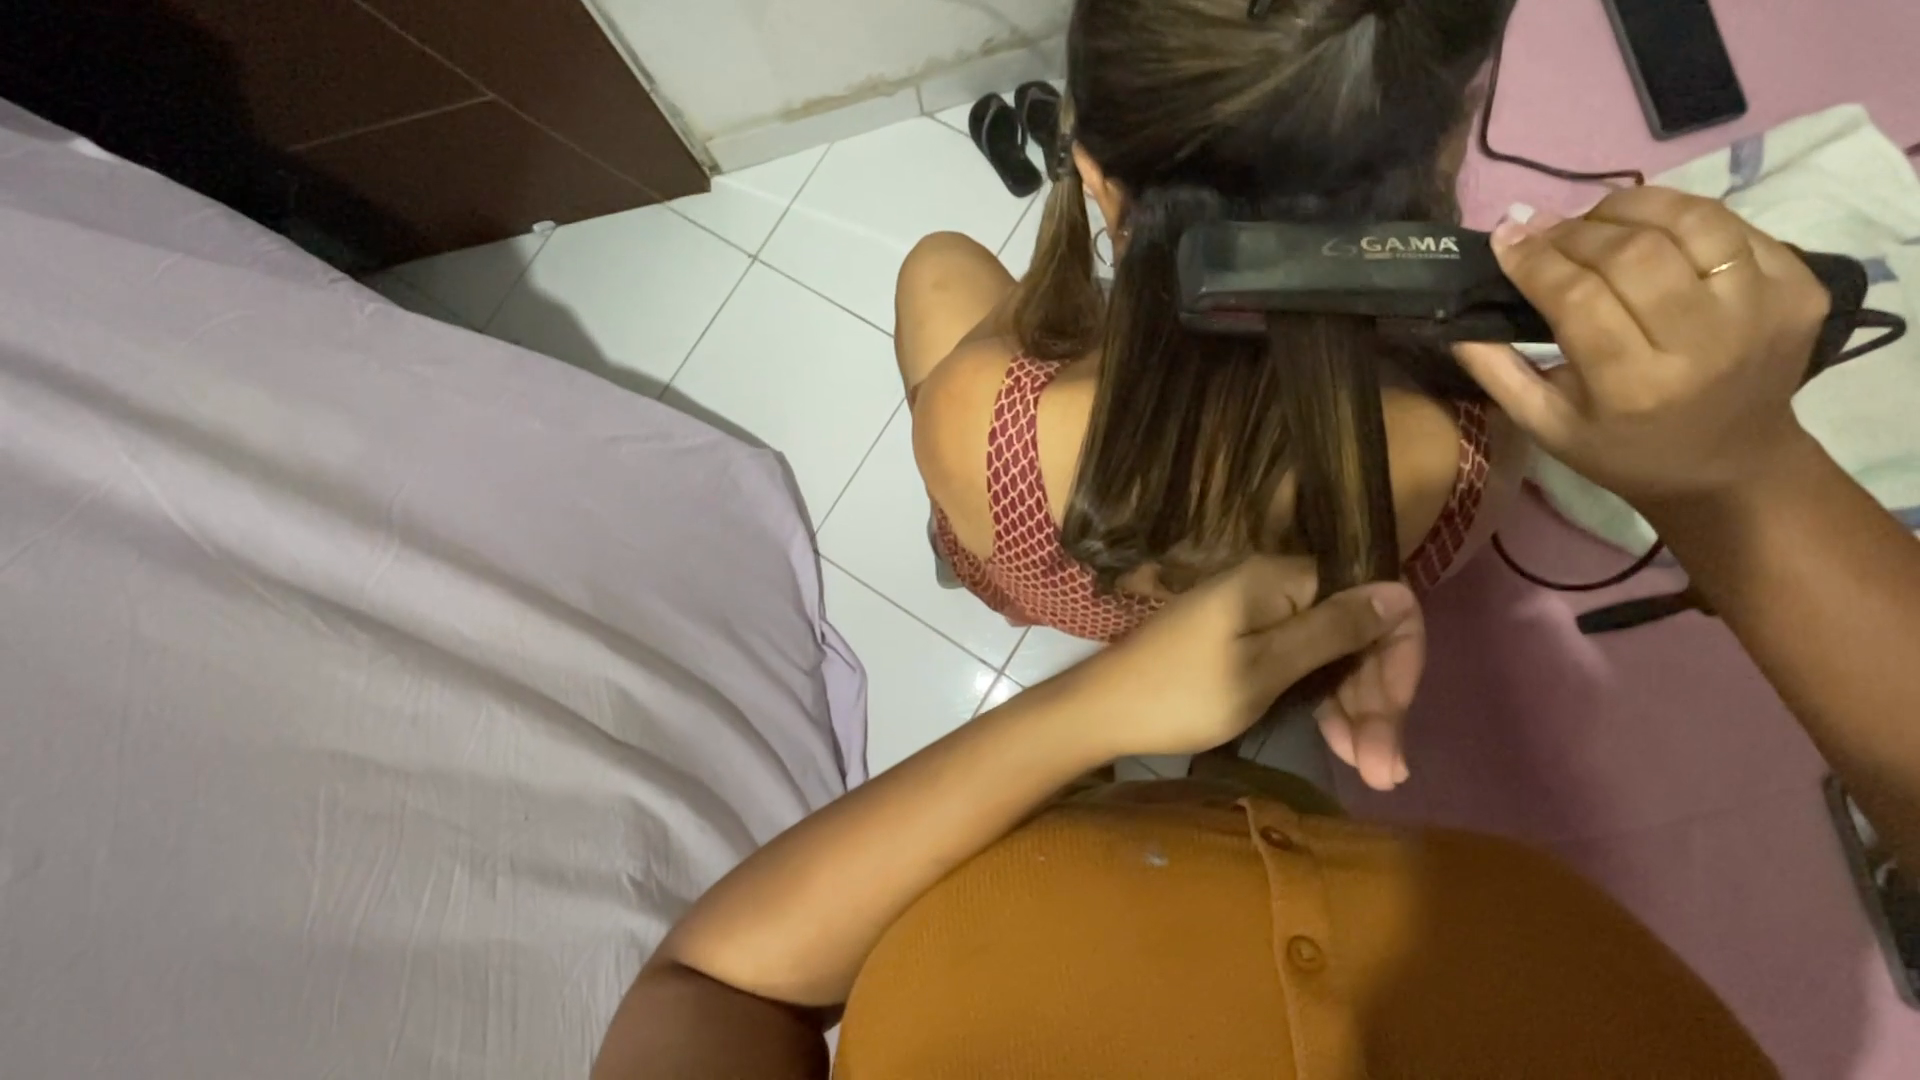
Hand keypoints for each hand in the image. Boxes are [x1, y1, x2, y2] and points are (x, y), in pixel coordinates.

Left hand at [1052, 557, 1425, 790]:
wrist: (1104, 712)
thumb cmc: (1181, 693)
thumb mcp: (1264, 667)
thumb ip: (1331, 629)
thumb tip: (1398, 590)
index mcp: (1279, 580)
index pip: (1372, 598)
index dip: (1396, 653)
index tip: (1396, 712)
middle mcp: (1274, 589)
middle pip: (1354, 634)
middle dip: (1377, 698)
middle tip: (1387, 767)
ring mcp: (1258, 619)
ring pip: (1331, 659)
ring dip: (1357, 713)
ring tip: (1376, 774)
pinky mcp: (1246, 647)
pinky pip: (1302, 669)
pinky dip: (1323, 707)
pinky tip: (1343, 750)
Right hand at [1454, 187, 1830, 508]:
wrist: (1729, 461)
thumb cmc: (1618, 449)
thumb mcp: (1543, 424)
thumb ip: (1497, 371)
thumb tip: (1459, 319)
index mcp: (1633, 386)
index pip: (1580, 298)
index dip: (1536, 260)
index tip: (1505, 238)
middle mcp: (1705, 342)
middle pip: (1634, 253)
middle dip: (1574, 231)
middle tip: (1541, 229)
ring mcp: (1764, 308)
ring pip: (1692, 221)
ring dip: (1630, 208)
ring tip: (1593, 221)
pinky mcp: (1801, 286)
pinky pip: (1733, 227)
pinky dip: (1680, 217)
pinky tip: (1646, 233)